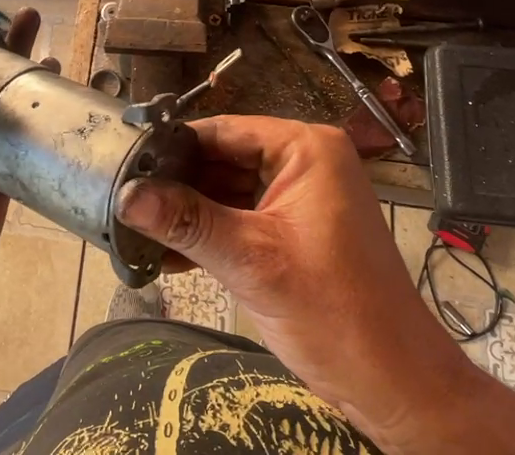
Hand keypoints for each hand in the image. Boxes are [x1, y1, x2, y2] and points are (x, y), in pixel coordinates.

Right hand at [115, 115, 471, 442]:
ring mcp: (298, 198)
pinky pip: (240, 218)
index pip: (224, 130)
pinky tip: (166, 254)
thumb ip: (187, 221)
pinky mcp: (292, 231)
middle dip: (177, 184)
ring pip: (227, 191)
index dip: (173, 145)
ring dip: (188, 213)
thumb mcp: (251, 260)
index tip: (123, 163)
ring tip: (134, 227)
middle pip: (223, 159)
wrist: (393, 383)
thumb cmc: (334, 311)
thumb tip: (126, 195)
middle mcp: (303, 162)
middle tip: (121, 199)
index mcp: (306, 149)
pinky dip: (209, 234)